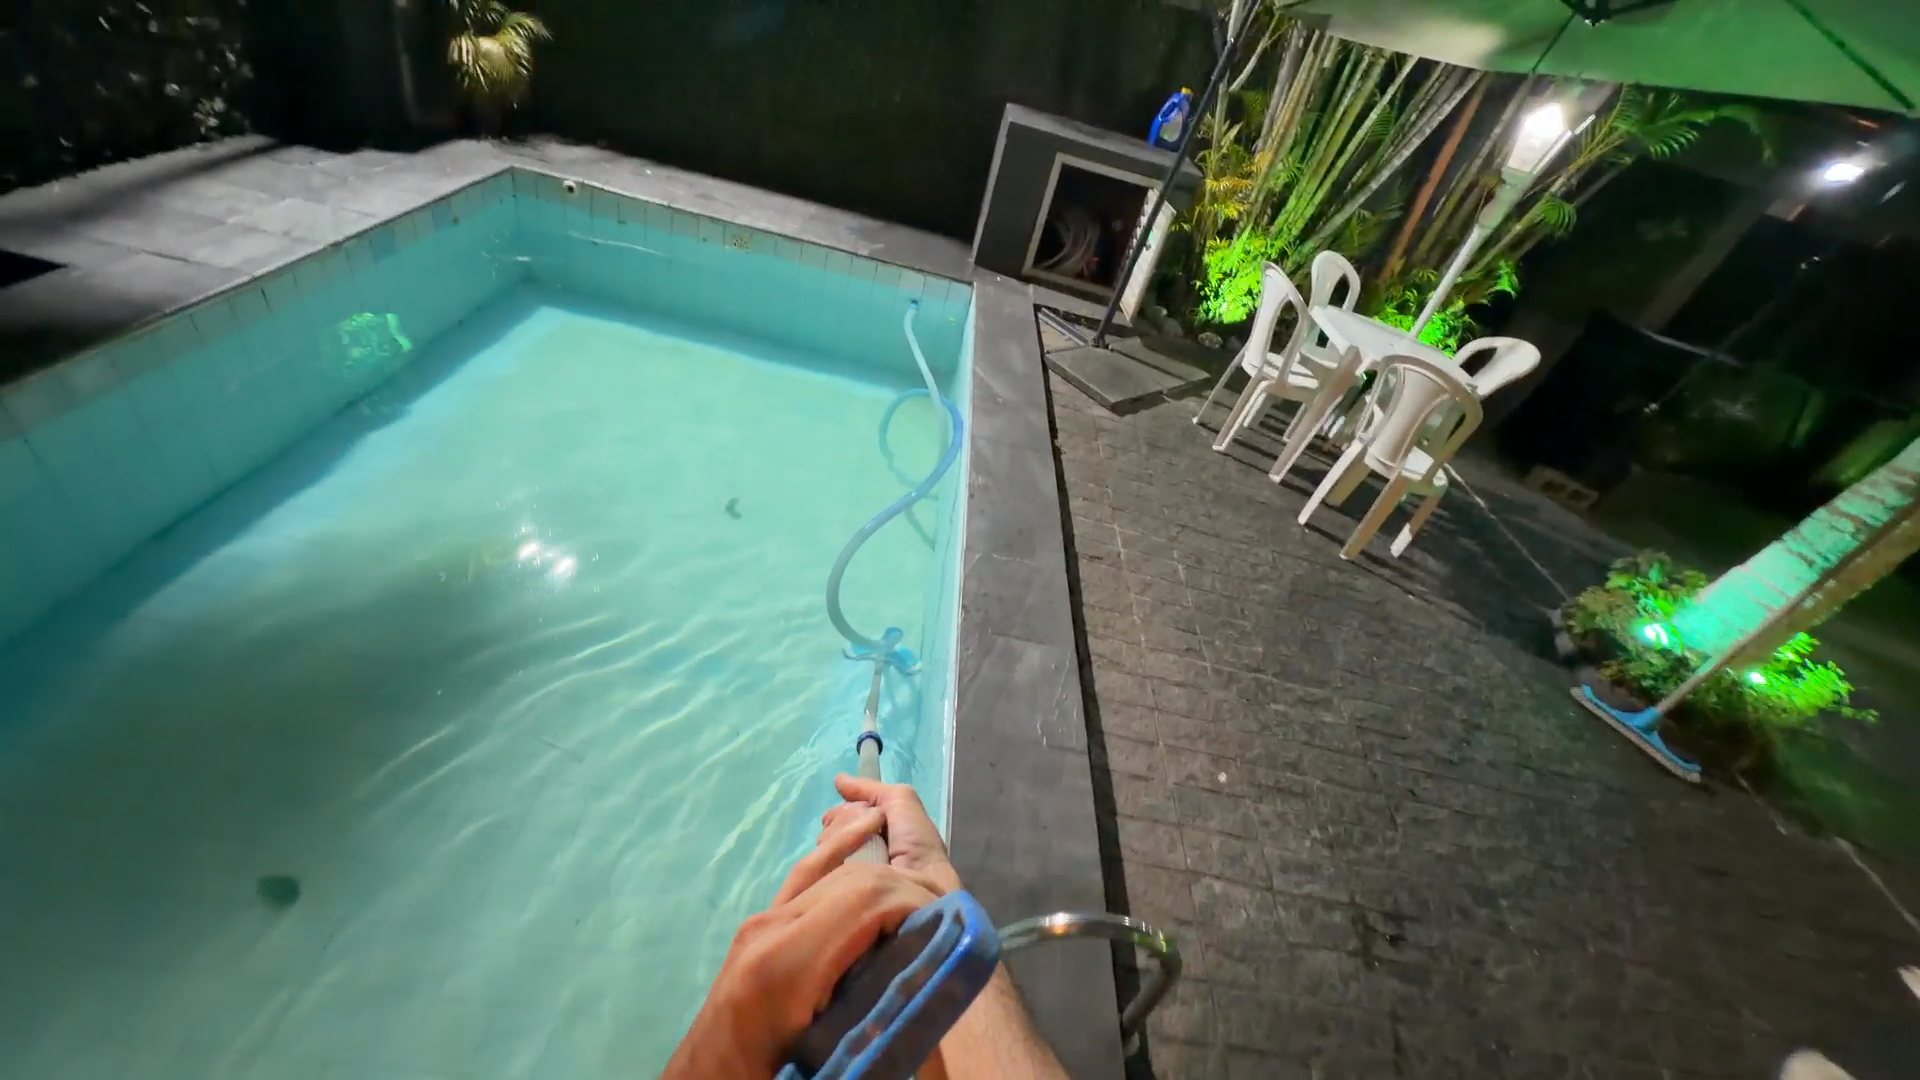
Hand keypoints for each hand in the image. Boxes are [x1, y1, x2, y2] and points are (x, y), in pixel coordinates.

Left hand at [661, 809, 941, 1079]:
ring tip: (922, 892)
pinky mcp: (760, 926)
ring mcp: (762, 922)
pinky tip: (865, 828)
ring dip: (881, 873)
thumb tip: (939, 989)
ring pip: (834, 870)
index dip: (914, 904)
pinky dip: (840, 848)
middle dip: (905, 890)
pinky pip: (806, 873)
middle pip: (855, 880)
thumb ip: (880, 1025)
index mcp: (785, 965)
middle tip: (941, 923)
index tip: (946, 931)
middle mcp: (772, 928)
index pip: (865, 899)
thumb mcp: (827, 1066)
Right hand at [824, 773, 960, 893]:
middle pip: (828, 830)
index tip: (849, 814)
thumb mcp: (900, 801)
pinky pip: (821, 870)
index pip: (836, 817)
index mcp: (864, 833)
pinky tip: (845, 862)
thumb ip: (869, 789)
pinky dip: (830, 860)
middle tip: (862, 834)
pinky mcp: (835, 893)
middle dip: (841, 825)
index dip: (841, 813)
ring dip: (837, 841)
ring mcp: (842, 874)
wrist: (922, 883)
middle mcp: (850, 852)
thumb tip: (838, 779)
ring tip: (860, 850)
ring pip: (822, 848)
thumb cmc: (916, 841)